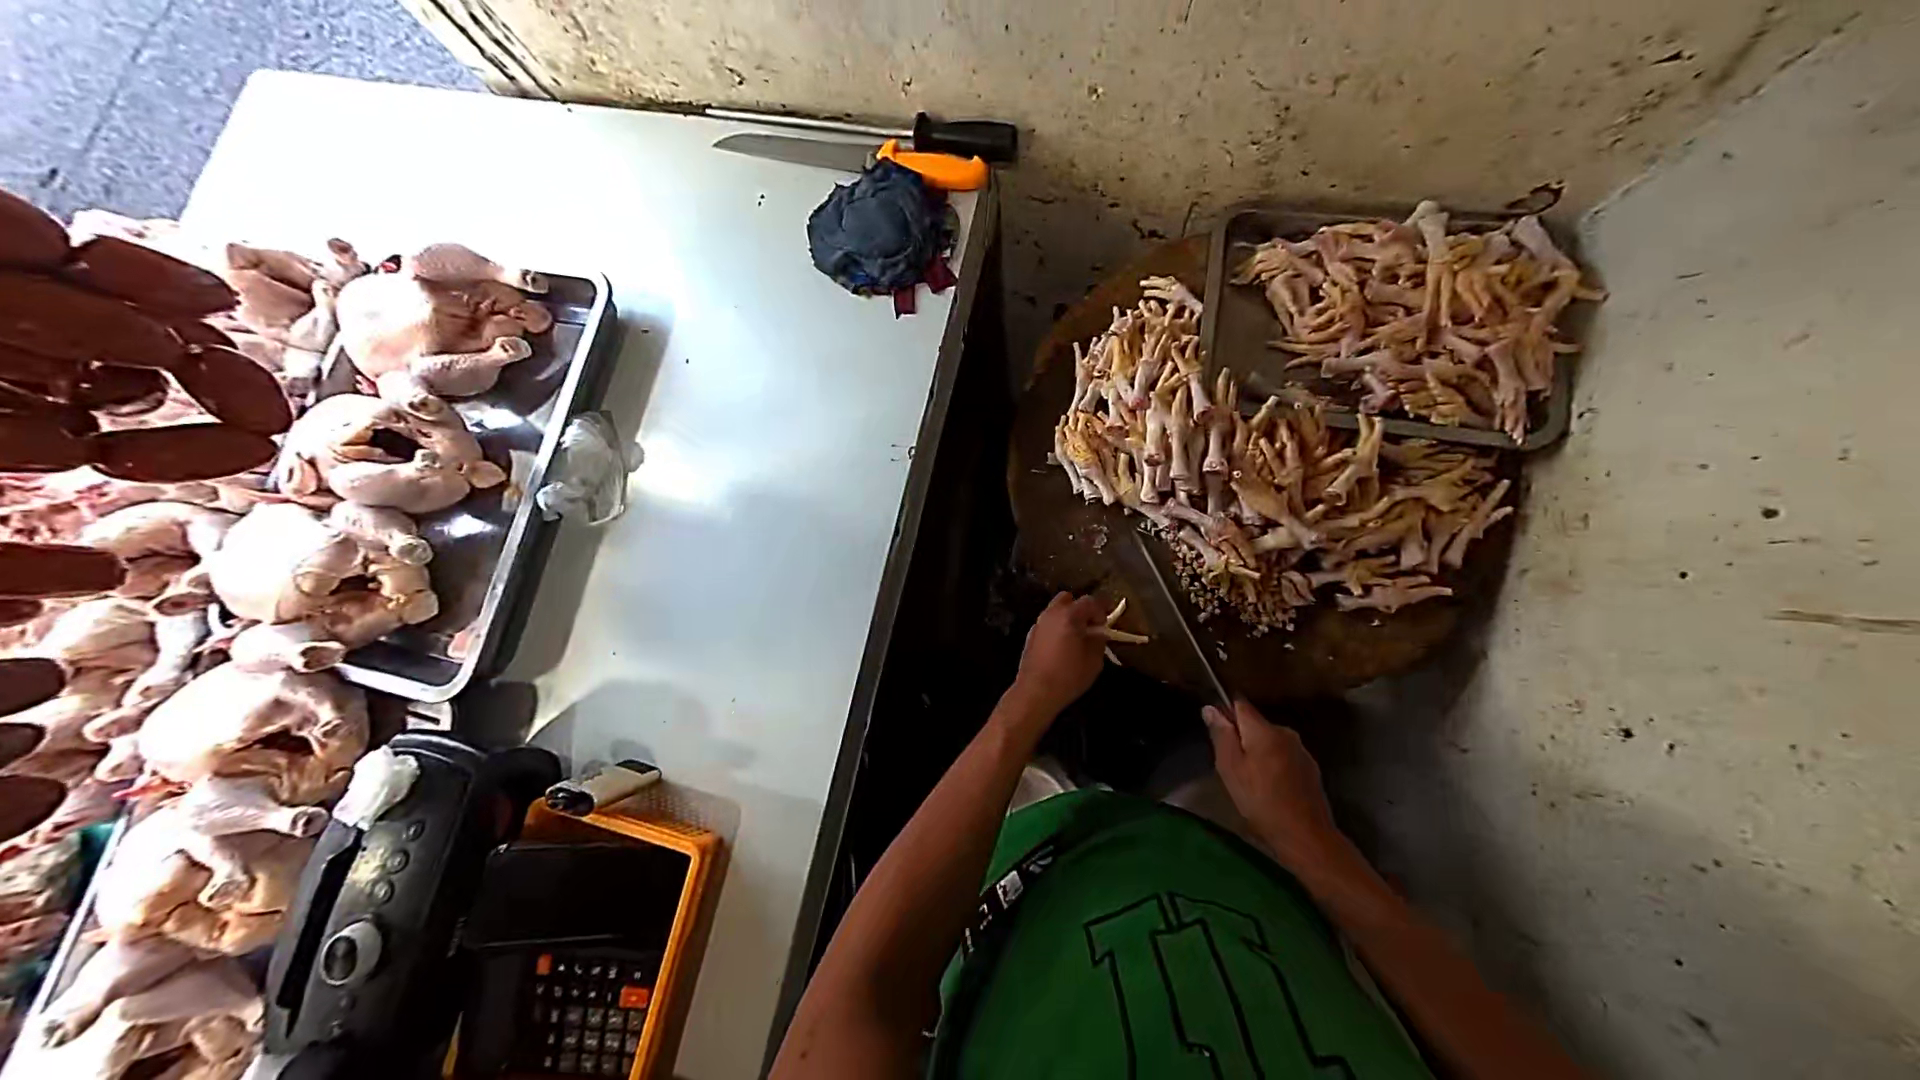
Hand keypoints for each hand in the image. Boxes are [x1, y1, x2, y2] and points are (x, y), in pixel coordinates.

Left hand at [1008, 592, 1107, 719]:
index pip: (1090, 601)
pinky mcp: (1031, 635)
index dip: (1103, 607)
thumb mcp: (1094, 660)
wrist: (1035, 692)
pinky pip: (1048, 623)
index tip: (1108, 618)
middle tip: (1091, 625)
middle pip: (1068, 599)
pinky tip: (1062, 645)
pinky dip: (1057, 627)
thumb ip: (1099, 640)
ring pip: (1056, 610)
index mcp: (1069, 616)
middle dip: (1082, 608)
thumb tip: (1098, 632)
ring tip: (1077, 636)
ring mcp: (1038, 624)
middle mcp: (1051, 614)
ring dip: (1068, 616)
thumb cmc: (1068, 676)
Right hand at [1204, 700, 1350, 871]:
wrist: (1306, 836)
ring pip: (1269, 741)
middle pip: (1254, 723)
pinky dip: (1272, 764)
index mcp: (1264, 729)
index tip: (1215, 729)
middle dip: (1240, 736)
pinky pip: (1282, 756)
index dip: (1224, 711)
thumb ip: (1221, 734)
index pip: (1239, 703)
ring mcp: (1301, 750)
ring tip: (1248, 778)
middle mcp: (1285, 732)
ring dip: (1256, 751)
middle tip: (1228, 763)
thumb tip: (1211, 708)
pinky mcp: (1310, 768)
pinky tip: (1268, 786)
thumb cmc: (1260, 800)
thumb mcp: (1230, 768)